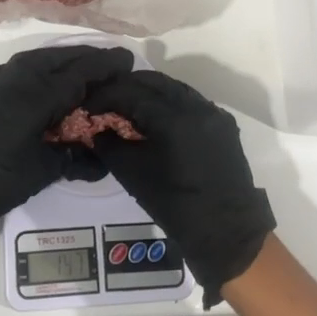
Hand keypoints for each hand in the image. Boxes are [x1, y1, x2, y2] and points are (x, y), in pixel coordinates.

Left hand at [0, 44, 134, 271]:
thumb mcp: (42, 172)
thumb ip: (74, 157)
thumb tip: (100, 157)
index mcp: (37, 95)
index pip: (81, 73)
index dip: (106, 66)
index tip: (127, 61)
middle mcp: (17, 78)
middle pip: (60, 58)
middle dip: (87, 58)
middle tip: (110, 62)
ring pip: (37, 59)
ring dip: (62, 60)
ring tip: (82, 66)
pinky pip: (18, 69)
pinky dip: (39, 69)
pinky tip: (47, 81)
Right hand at [82, 71, 274, 307]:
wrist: (228, 233)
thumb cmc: (176, 207)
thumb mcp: (133, 176)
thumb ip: (110, 146)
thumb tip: (98, 130)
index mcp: (173, 119)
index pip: (131, 93)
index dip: (105, 96)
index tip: (88, 107)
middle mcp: (196, 107)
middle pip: (153, 82)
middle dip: (126, 88)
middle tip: (105, 101)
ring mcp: (213, 114)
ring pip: (174, 88)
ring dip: (148, 92)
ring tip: (128, 107)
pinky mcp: (223, 125)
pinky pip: (190, 102)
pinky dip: (169, 103)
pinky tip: (156, 119)